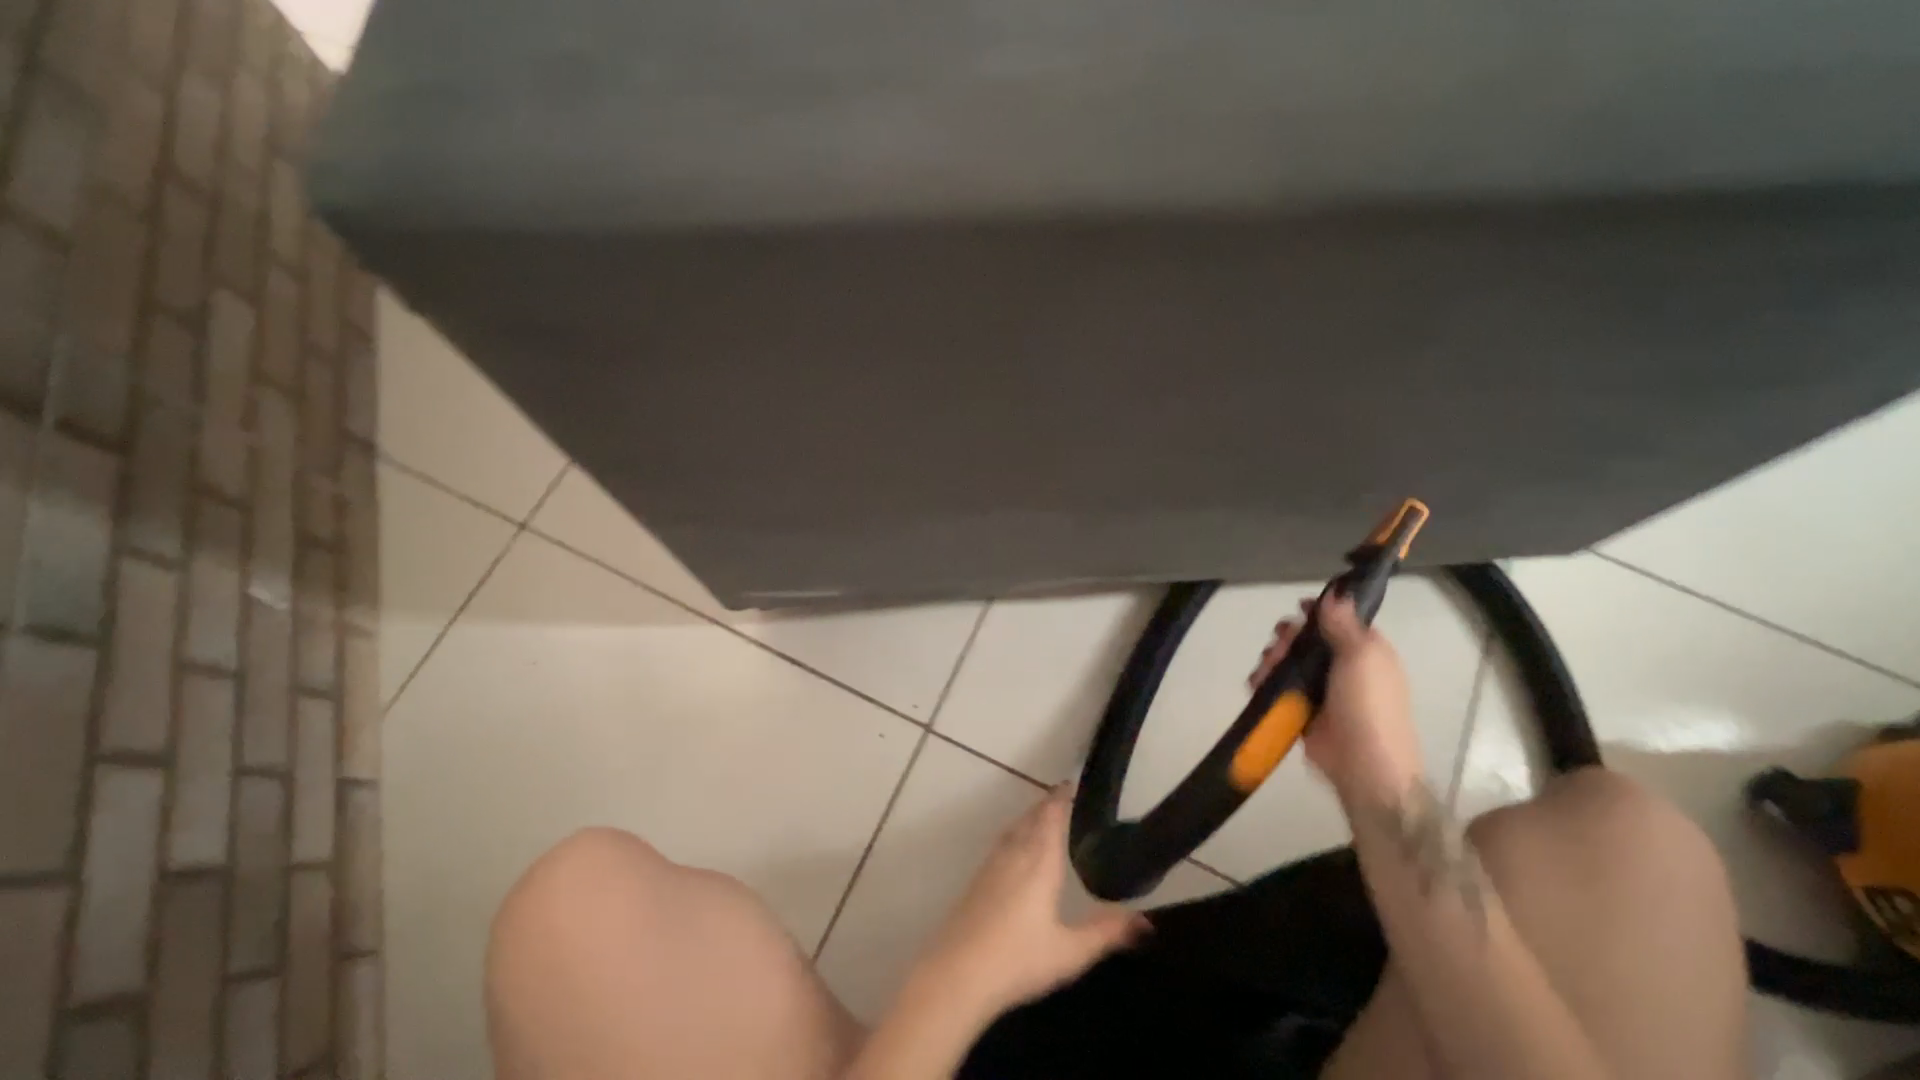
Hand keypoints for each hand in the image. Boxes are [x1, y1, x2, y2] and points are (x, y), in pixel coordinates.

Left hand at [910, 789, 1149, 1018]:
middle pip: (1029, 820)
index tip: (1071, 784)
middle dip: (1045, 806)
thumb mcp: (1071, 952)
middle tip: (1060, 797)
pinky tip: (1012, 853)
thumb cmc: (1018, 960)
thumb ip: (1107, 933)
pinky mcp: (974, 886)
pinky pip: (998, 848)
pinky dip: (1011, 838)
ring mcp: (989, 870)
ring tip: (1038, 817)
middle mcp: (1013, 857)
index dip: (1061, 799)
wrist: (957, 975)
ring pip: (1011, 833)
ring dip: (1026, 820)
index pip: (1051, 819)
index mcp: (1039, 863)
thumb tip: (1146, 922)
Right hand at [1249, 595, 1422, 801]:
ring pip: (1290, 664)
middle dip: (1288, 638)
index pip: (1340, 622)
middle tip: (1279, 642)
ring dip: (1273, 660)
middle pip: (1308, 641)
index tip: (1298, 608)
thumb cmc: (1368, 704)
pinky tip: (1257, 683)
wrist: (1363, 763)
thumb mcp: (1362, 655)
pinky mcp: (1302, 710)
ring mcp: (1322, 691)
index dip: (1319, 612)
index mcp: (1366, 651)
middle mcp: (1344, 668)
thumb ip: (1344, 624)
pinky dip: (1265, 683)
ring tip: (1265, 668)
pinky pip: (1279, 689)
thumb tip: (1336, 594)